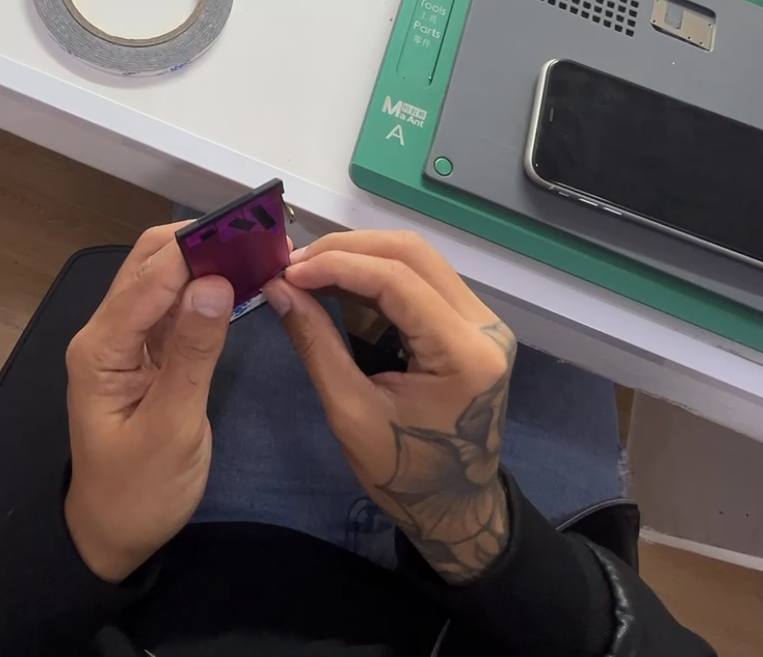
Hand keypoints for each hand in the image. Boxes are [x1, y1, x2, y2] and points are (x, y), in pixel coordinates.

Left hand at [63, 223, 235, 581]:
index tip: (242, 229)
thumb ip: (193, 353)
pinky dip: (203, 287)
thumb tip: (216, 283)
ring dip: (202, 258)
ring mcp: (125, 338)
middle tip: (253, 235)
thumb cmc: (140, 491)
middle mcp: (106, 331)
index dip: (193, 248)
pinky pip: (172, 304)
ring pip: (161, 277)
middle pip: (148, 263)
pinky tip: (236, 280)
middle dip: (197, 241)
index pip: (147, 278)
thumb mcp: (173, 427)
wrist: (113, 535)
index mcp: (101, 347)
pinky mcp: (145, 350)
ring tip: (252, 248)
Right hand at [264, 231, 517, 583]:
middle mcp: (484, 325)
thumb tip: (277, 287)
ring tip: (309, 272)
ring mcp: (481, 321)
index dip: (337, 265)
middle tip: (295, 265)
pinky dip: (374, 275)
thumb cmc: (404, 474)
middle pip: (411, 253)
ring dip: (359, 256)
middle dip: (347, 250)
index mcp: (464, 353)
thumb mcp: (350, 412)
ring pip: (416, 258)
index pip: (397, 279)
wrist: (455, 512)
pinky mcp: (469, 324)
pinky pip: (420, 278)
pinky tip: (336, 285)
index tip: (287, 272)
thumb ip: (315, 343)